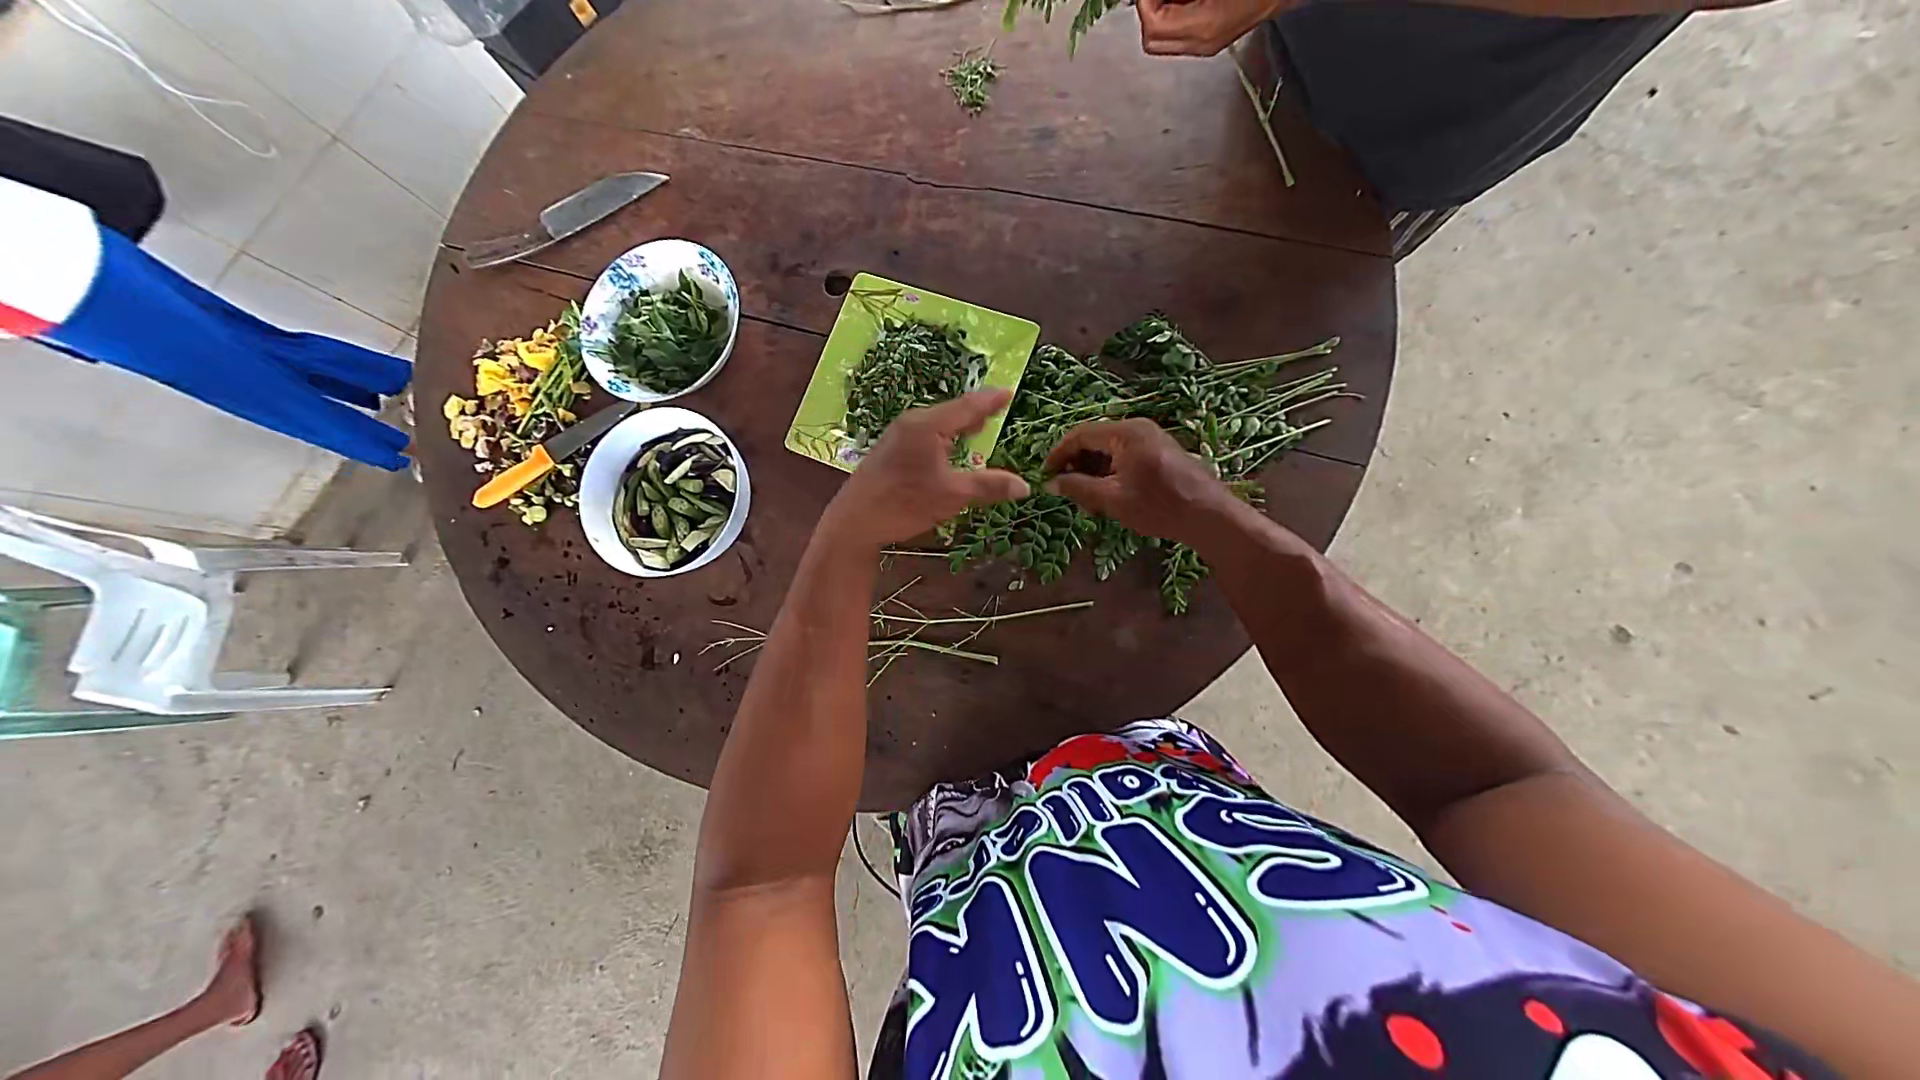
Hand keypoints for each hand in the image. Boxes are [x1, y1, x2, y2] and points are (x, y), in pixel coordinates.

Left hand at [821, 389, 1029, 546]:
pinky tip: (949, 449)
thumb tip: (1025, 486)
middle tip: (999, 409)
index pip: (968, 406)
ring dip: (959, 426)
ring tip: (979, 428)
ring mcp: (898, 434)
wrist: (854, 521)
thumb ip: (989, 487)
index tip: (1009, 391)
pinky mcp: (890, 449)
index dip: (991, 400)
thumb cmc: (904, 503)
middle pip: (952, 411)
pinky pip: (925, 434)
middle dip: (976, 412)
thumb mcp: (953, 496)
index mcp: (928, 425)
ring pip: (937, 423)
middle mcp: (912, 422)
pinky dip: (944, 437)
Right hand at [1042, 418, 1241, 545]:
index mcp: (1126, 432)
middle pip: (1095, 440)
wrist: (1210, 517)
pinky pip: (1126, 456)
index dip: (1058, 454)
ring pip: (1110, 450)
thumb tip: (1051, 483)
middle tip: (1065, 490)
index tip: (1044, 475)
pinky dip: (1111, 473)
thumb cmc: (1159, 506)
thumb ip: (1078, 487)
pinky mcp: (1161, 453)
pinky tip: (1108, 496)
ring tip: (1086, 500)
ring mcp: (1152, 439)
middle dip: (1076, 465)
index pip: (1080, 434)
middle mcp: (1139, 428)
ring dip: (1093, 472)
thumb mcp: (1112, 499)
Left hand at [1136, 0, 1293, 56]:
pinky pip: (1180, 34)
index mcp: (1205, 26)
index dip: (1145, 2)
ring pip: (1164, 41)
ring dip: (1160, 13)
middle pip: (1153, 42)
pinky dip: (1174, 13)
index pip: (1154, 26)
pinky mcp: (1212, 38)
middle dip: (1149, 11)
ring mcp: (1207, 45)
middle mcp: (1203, 42)